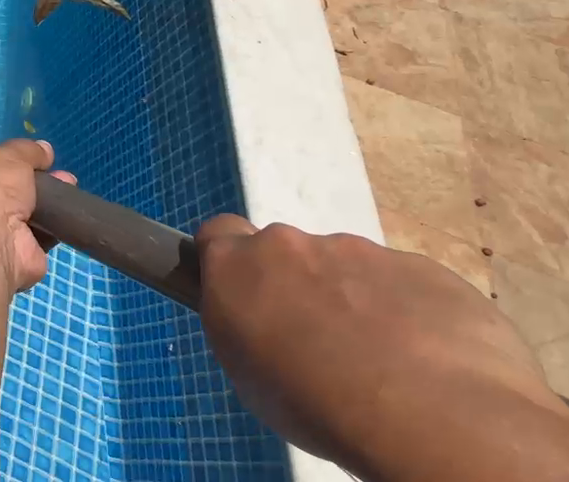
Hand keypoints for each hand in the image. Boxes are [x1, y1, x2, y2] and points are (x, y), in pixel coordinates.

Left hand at [0, 139, 76, 293]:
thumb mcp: (8, 155)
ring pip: (25, 211)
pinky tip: (71, 212)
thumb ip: (26, 151)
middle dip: (33, 179)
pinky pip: (40, 235)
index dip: (0, 161)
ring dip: (48, 200)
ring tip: (69, 185)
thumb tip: (44, 149)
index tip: (26, 158)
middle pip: (5, 188)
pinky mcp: (17, 251)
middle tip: (59, 173)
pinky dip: (55, 225)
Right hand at [197, 215, 568, 480]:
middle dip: (302, 285)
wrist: (435, 419)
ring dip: (359, 300)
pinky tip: (434, 359)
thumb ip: (246, 326)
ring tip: (390, 360)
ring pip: (350, 269)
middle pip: (288, 253)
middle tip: (325, 342)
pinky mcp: (426, 270)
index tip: (252, 296)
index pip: (218, 234)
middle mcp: (289, 244)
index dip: (234, 262)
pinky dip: (415, 313)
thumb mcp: (247, 374)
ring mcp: (360, 252)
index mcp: (235, 264)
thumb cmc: (315, 403)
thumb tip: (269, 323)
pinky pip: (410, 286)